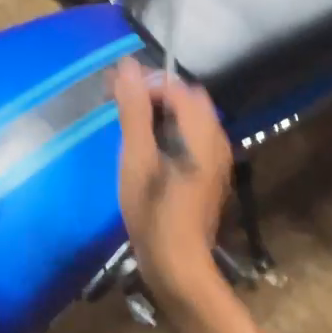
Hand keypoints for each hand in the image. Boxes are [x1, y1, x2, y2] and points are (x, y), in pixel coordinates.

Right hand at [114, 58, 232, 304]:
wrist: (177, 265)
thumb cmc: (154, 214)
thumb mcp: (137, 160)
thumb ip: (134, 111)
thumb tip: (127, 67)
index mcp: (203, 134)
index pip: (179, 89)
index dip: (148, 83)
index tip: (115, 93)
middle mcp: (216, 142)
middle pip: (189, 102)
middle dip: (155, 96)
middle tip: (120, 106)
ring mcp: (216, 162)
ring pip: (191, 121)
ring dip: (161, 116)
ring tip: (130, 128)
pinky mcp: (208, 178)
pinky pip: (192, 141)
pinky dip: (169, 135)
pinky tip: (147, 153)